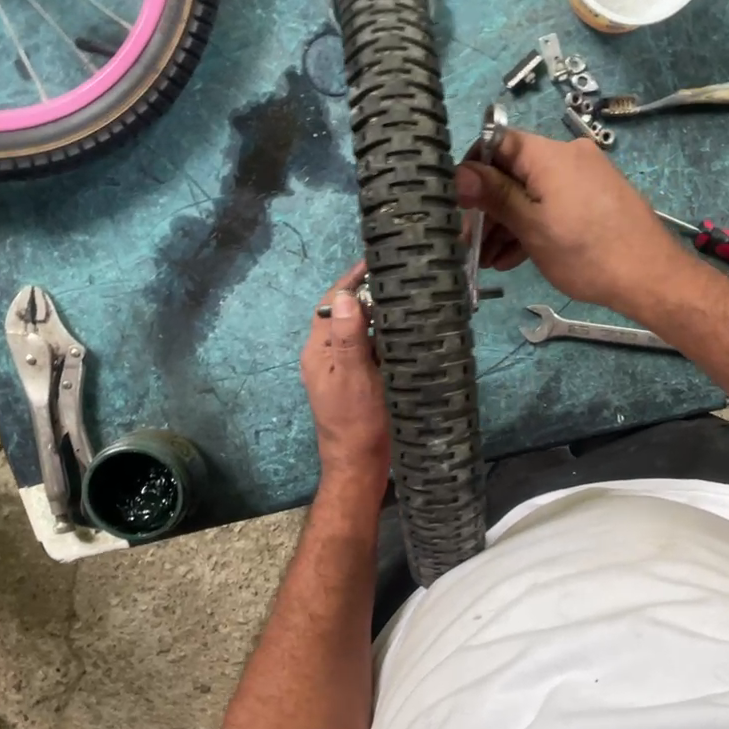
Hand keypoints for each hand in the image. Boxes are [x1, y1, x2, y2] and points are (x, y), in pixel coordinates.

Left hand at [300, 263, 388, 500]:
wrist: (360, 467)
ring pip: (360, 332)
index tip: (377, 261)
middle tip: (401, 276)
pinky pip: (371, 350)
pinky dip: (387, 337)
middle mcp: (327, 357)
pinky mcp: (360, 383)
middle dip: (369, 294)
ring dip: (380, 315)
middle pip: (346, 314)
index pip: (332, 304)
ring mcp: (343, 371)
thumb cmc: (356, 423)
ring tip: (409, 297)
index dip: (352, 281)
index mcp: (319, 352)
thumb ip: (348, 338)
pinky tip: (408, 333)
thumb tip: (348, 296)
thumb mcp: (353, 377)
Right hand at [455, 129, 690, 313]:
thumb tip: (459, 173)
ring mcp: (585, 179)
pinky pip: (553, 205)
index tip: (457, 206)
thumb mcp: (531, 227)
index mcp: (548, 154)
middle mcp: (568, 157)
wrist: (649, 277)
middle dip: (488, 209)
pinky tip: (513, 258)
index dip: (472, 171)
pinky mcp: (596, 201)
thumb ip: (494, 197)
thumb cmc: (585, 253)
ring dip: (508, 225)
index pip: (497, 143)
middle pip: (514, 173)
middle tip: (469, 246)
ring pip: (533, 194)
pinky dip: (533, 227)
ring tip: (488, 261)